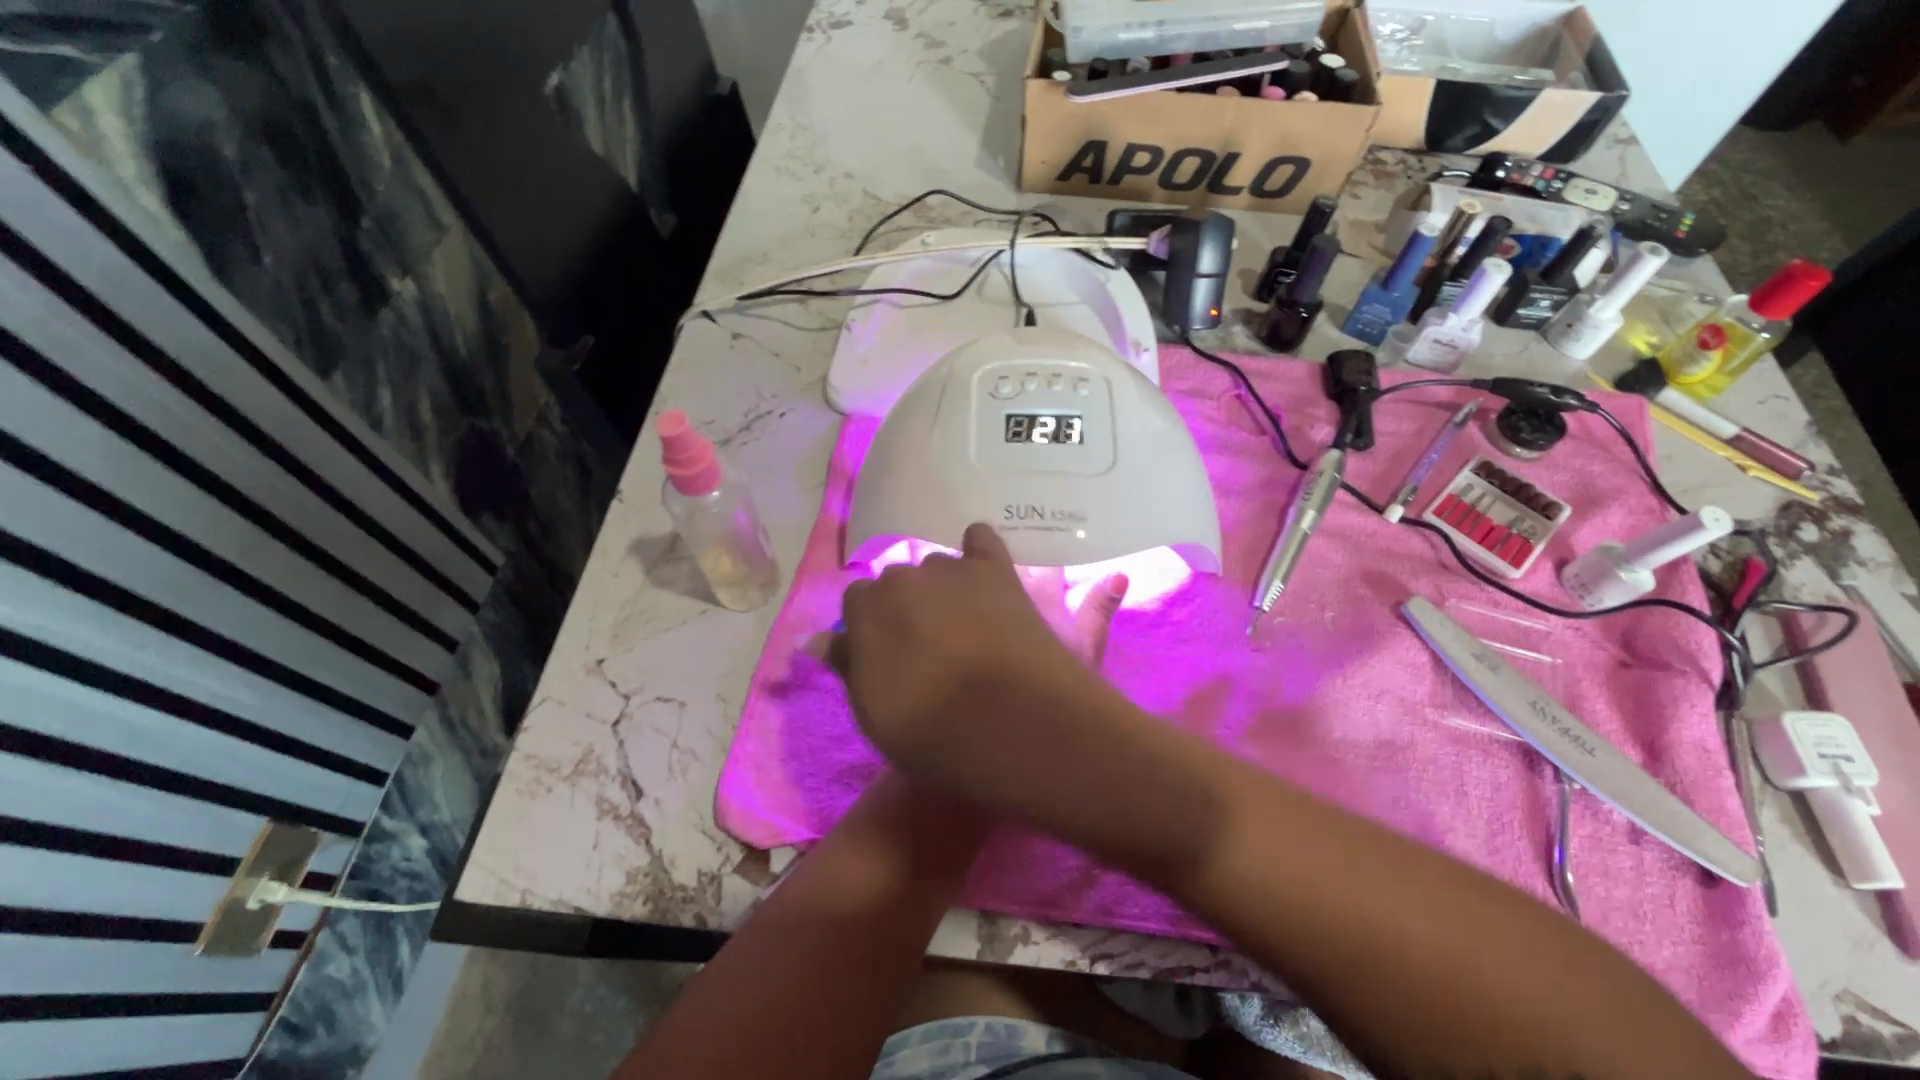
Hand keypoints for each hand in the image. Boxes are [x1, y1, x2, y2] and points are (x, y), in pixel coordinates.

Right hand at [832, 525, 1123, 774]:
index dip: (870, 629)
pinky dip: (977, 552)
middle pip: (896, 583)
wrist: (1012, 723)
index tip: (885, 657)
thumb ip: (847, 665)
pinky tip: (983, 572)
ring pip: (937, 568)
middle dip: (905, 608)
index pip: (855, 603)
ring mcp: (952, 570)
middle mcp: (903, 578)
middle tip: (925, 647)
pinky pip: (981, 540)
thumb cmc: (932, 731)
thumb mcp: (872, 713)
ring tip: (962, 625)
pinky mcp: (998, 572)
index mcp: (865, 609)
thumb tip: (818, 639)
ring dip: (941, 589)